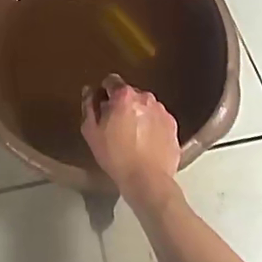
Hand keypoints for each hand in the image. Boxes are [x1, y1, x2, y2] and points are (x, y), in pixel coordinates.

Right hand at [81, 75, 181, 211]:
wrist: (147, 180)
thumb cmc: (116, 157)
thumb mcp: (92, 132)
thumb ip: (89, 106)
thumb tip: (89, 91)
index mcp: (124, 95)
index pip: (111, 81)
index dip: (105, 92)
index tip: (102, 106)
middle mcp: (145, 97)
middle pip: (129, 94)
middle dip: (122, 105)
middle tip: (116, 126)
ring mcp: (161, 110)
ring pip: (145, 106)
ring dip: (138, 114)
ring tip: (132, 138)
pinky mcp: (172, 125)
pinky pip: (158, 119)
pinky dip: (152, 126)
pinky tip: (146, 143)